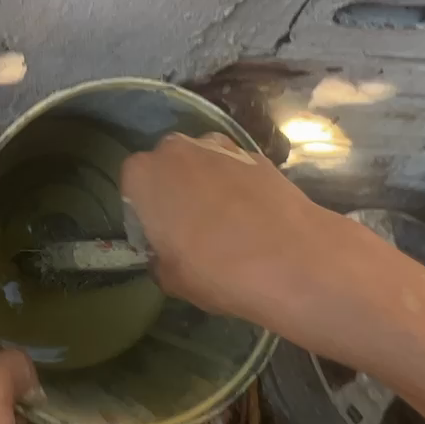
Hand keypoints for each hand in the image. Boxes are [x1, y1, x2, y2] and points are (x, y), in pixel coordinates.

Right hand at [121, 132, 347, 323]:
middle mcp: (176, 148)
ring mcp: (219, 145)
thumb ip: (158, 257)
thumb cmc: (216, 269)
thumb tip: (165, 253)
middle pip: (167, 167)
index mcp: (144, 173)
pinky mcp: (256, 153)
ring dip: (206, 185)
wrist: (292, 258)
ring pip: (202, 164)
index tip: (159, 238)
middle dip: (174, 191)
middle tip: (190, 229)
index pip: (132, 186)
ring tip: (226, 224)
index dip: (144, 213)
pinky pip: (235, 170)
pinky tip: (253, 219)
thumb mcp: (171, 278)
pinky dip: (238, 187)